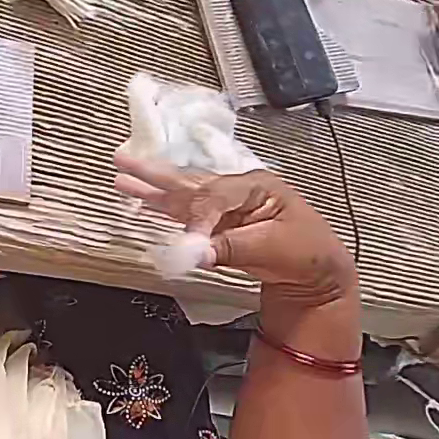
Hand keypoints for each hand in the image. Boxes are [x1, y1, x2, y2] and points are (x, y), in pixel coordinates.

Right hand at [113, 153, 354, 306]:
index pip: (214, 197)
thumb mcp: (274, 248)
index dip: (198, 219)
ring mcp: (225, 209)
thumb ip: (231, 248)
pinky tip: (143, 202)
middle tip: (123, 160)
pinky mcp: (218, 228)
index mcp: (254, 186)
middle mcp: (235, 192)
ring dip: (152, 189)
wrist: (317, 278)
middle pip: (190, 182)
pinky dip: (164, 210)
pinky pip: (186, 216)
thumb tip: (194, 252)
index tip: (190, 244)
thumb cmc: (306, 254)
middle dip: (155, 174)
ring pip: (182, 196)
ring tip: (122, 178)